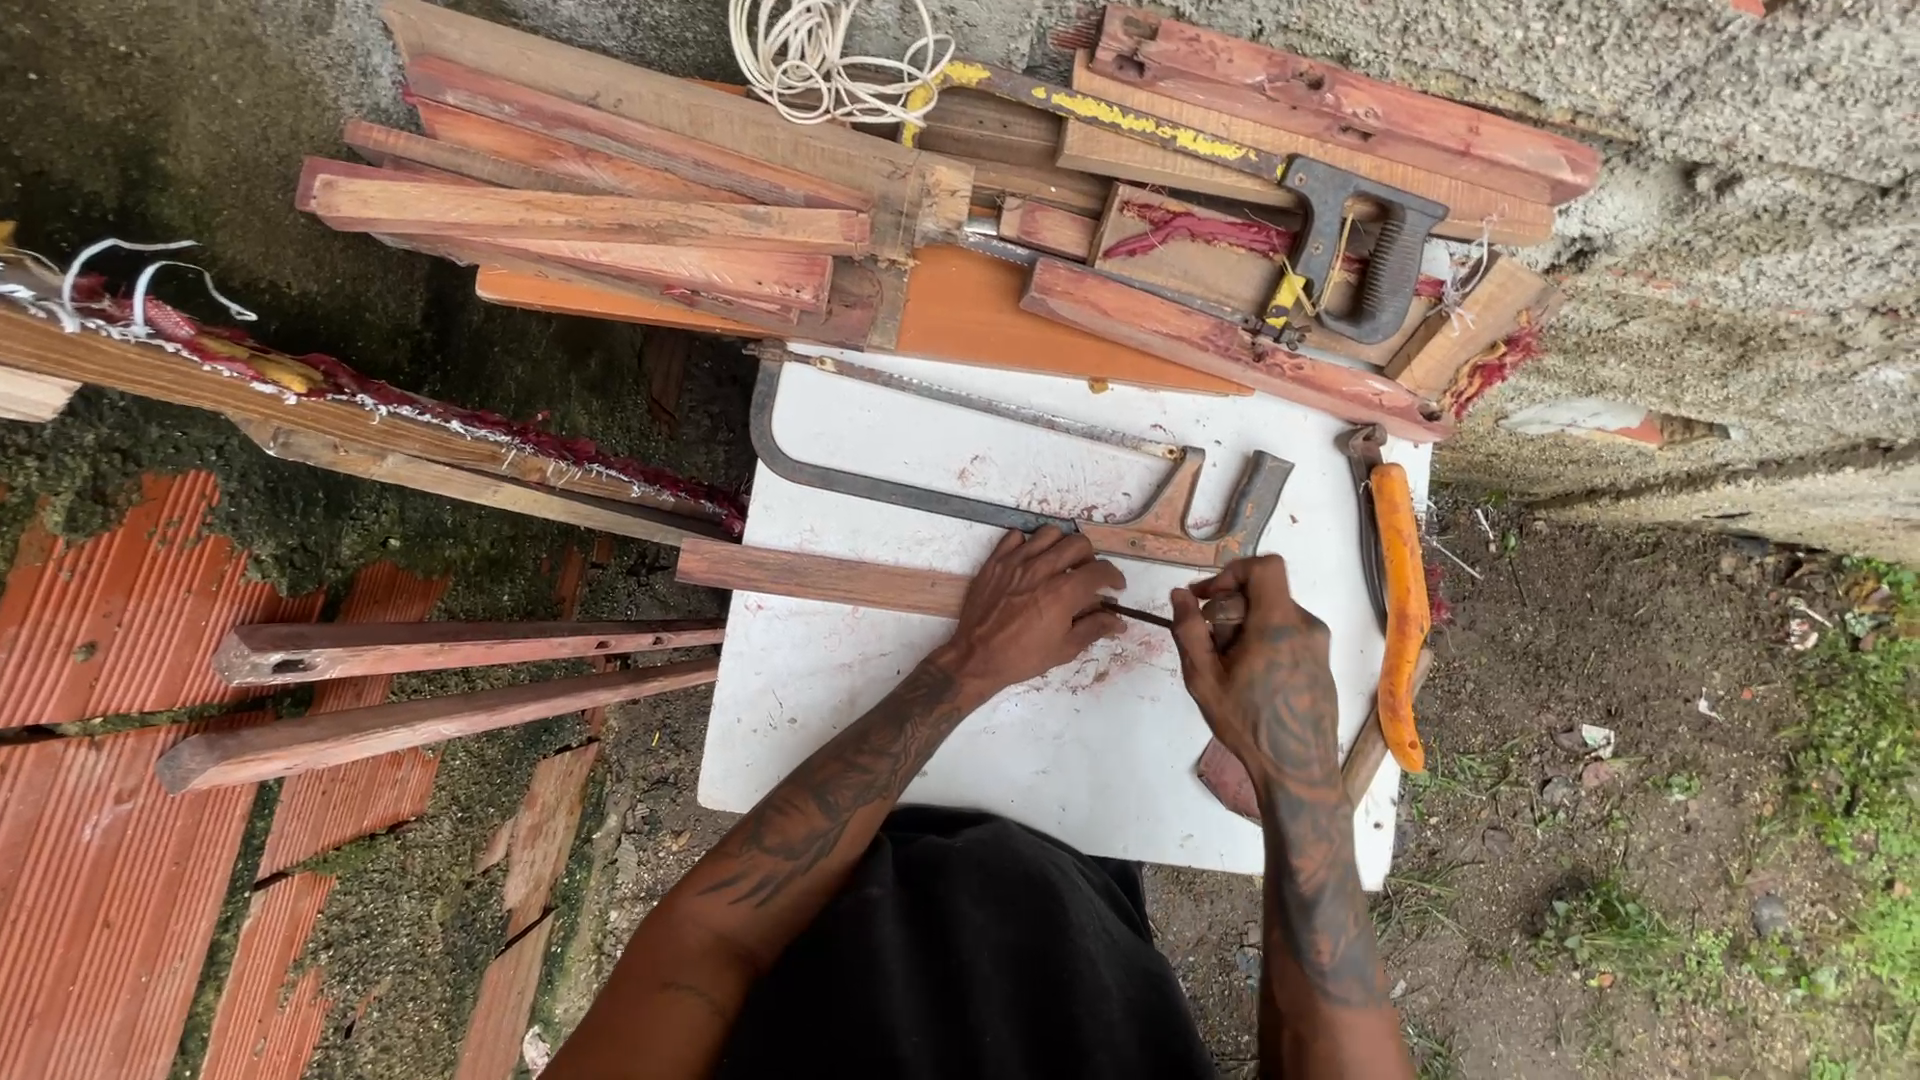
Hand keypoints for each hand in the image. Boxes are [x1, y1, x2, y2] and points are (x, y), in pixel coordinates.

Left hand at [929, 526, 1125, 700]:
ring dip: (1060, 545)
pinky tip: (1030, 560)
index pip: (1100, 570)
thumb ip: (1094, 628)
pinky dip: (1027, 543)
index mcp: (1063, 592)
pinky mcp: (995, 562)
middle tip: (1086, 575)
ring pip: (1049, 533)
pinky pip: (1015, 536)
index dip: (1114, 577)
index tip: (1114, 587)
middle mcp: (1042, 569)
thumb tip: (1118, 622)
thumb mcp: (1065, 648)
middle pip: (1078, 543)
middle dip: (1090, 558)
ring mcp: (1016, 562)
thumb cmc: (1023, 657)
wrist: (977, 657)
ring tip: (1059, 563)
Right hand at [1169, 556, 1340, 794]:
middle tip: (1210, 646)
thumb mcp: (1203, 678)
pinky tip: (1249, 678)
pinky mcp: (1320, 660)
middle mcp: (1305, 626)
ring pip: (1272, 613)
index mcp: (1278, 624)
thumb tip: (1180, 595)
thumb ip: (1189, 631)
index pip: (1264, 566)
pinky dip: (1262, 641)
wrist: (1297, 768)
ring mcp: (1317, 644)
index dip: (1231, 572)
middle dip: (1229, 609)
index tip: (1208, 600)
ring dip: (1244, 628)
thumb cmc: (1247, 723)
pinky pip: (1285, 632)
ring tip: (1228, 668)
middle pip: (1261, 593)